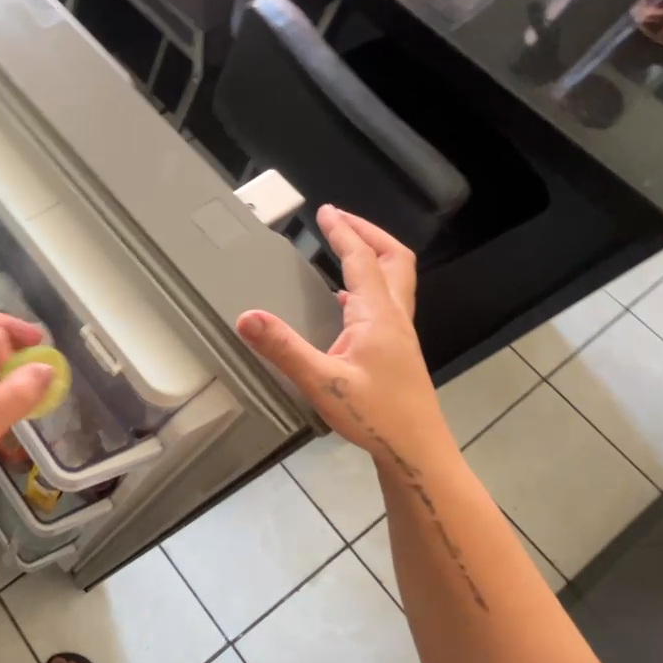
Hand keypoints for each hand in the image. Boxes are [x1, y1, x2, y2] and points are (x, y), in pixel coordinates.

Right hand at [236, 206, 452, 466]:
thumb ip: (283, 348)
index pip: (361, 260)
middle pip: (394, 259)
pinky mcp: (397, 350)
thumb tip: (246, 317)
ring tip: (345, 248)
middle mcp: (394, 317)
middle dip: (369, 233)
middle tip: (341, 221)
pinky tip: (345, 300)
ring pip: (396, 279)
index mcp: (377, 316)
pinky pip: (387, 301)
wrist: (416, 451)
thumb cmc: (375, 416)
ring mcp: (400, 334)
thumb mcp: (322, 382)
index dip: (343, 232)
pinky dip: (368, 284)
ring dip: (373, 255)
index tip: (326, 211)